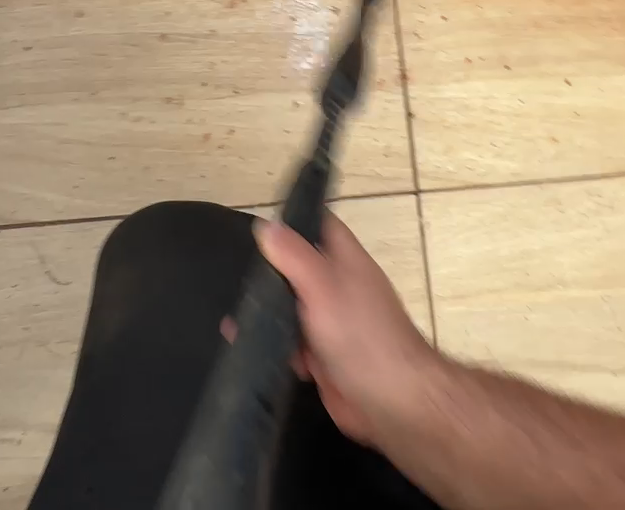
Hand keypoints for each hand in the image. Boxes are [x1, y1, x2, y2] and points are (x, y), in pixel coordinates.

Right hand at [253, 213, 443, 444]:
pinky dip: (277, 347)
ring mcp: (333, 323)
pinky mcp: (324, 358)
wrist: (391, 402)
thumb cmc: (360, 334)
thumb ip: (294, 256)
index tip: (258, 225)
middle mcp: (340, 287)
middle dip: (272, 274)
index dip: (294, 221)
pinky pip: (294, 345)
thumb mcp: (322, 286)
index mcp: (346, 260)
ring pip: (294, 309)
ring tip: (233, 319)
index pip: (320, 226)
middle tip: (237, 277)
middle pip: (300, 269)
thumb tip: (267, 224)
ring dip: (270, 315)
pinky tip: (250, 349)